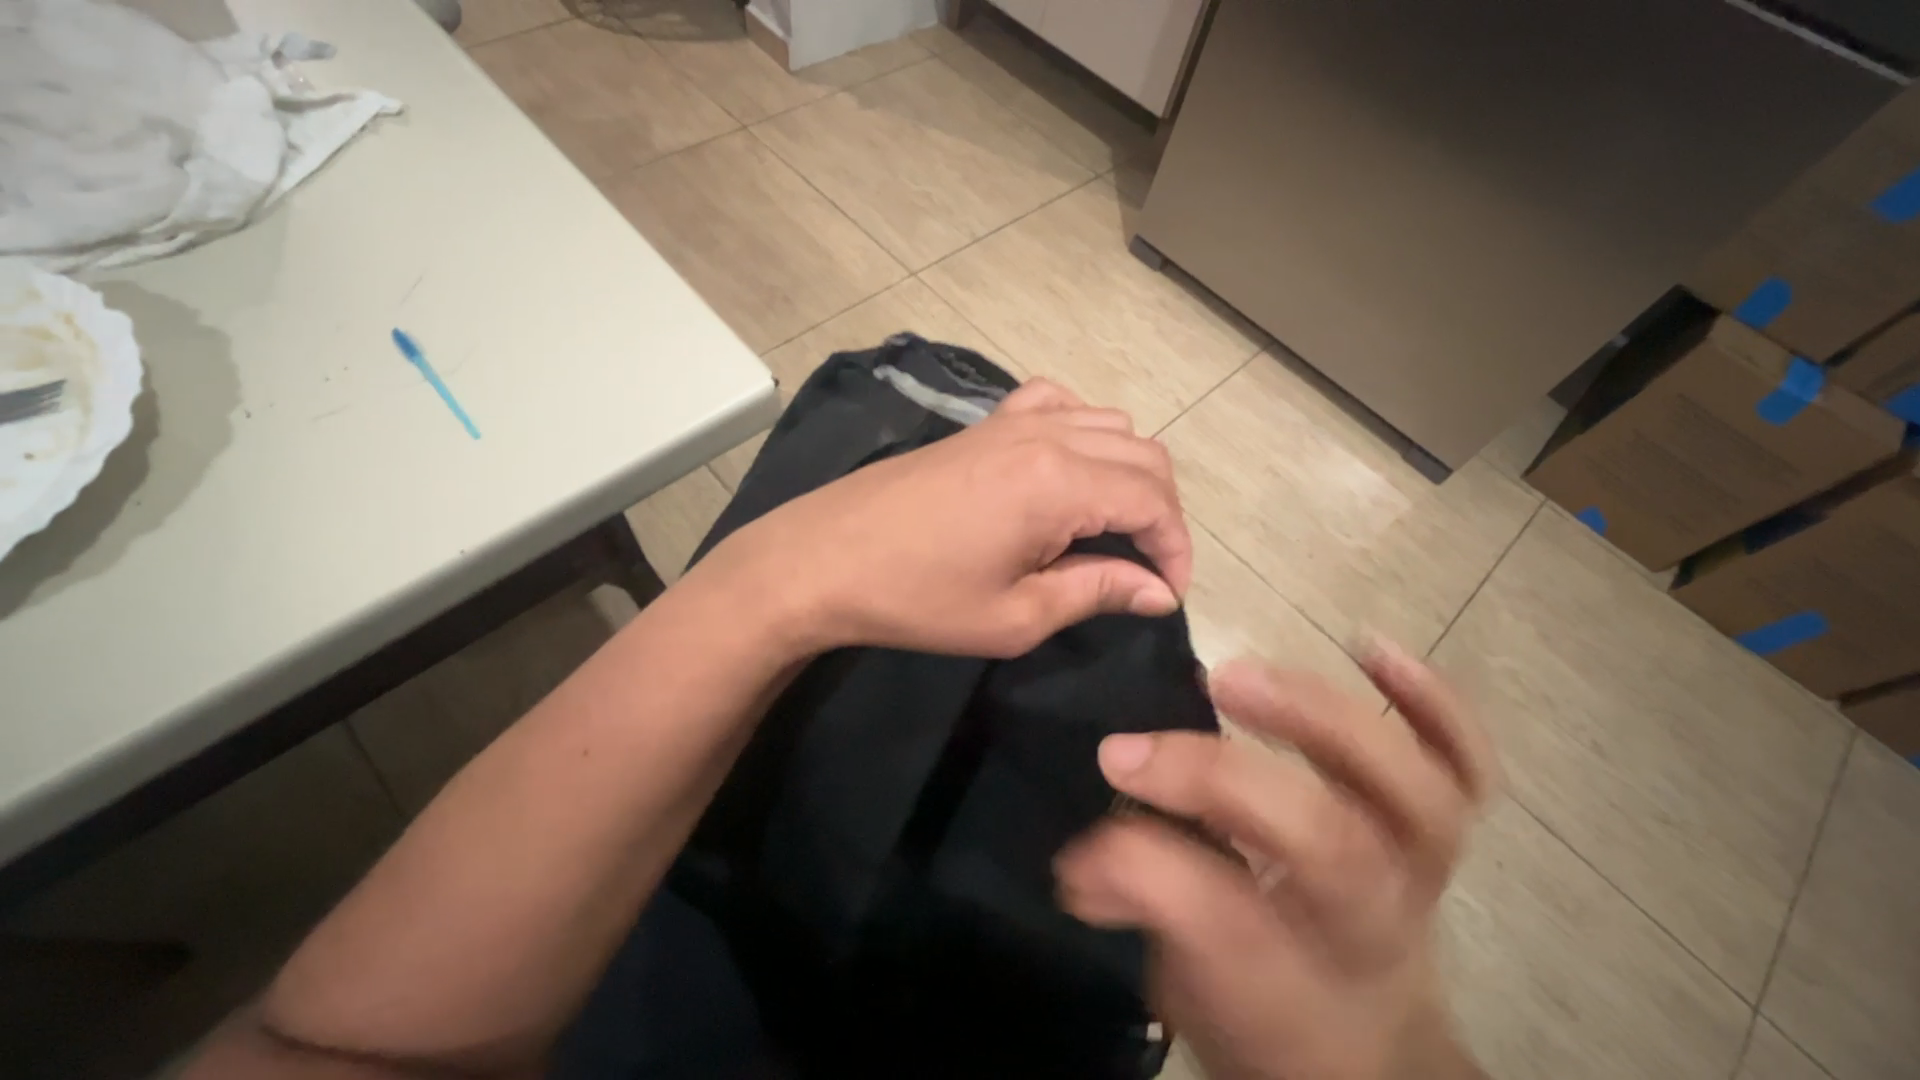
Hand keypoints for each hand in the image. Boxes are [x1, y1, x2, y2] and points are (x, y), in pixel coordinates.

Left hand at [690, 378, 1191, 658]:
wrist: (824, 559)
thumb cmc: (917, 598)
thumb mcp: (1015, 615)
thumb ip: (1095, 591)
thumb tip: (1157, 591)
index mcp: (1058, 482)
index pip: (1154, 501)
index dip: (1176, 549)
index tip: (1167, 593)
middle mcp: (1046, 434)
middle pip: (1144, 456)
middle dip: (1162, 513)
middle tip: (1146, 568)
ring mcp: (1013, 420)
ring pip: (1109, 424)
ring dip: (1129, 472)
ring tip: (1113, 527)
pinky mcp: (985, 423)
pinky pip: (1059, 403)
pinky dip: (1084, 430)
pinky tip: (1069, 468)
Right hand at [1056, 648, 1495, 1079]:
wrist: (1366, 1044)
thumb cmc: (1262, 1006)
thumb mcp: (1183, 980)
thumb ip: (1137, 907)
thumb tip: (1079, 858)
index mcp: (1289, 973)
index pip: (1216, 911)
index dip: (1144, 851)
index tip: (1098, 790)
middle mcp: (1367, 921)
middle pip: (1329, 846)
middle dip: (1228, 776)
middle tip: (1138, 741)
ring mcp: (1417, 870)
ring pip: (1413, 795)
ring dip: (1324, 720)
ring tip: (1237, 675)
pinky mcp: (1439, 829)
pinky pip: (1465, 768)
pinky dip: (1431, 702)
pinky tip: (1369, 647)